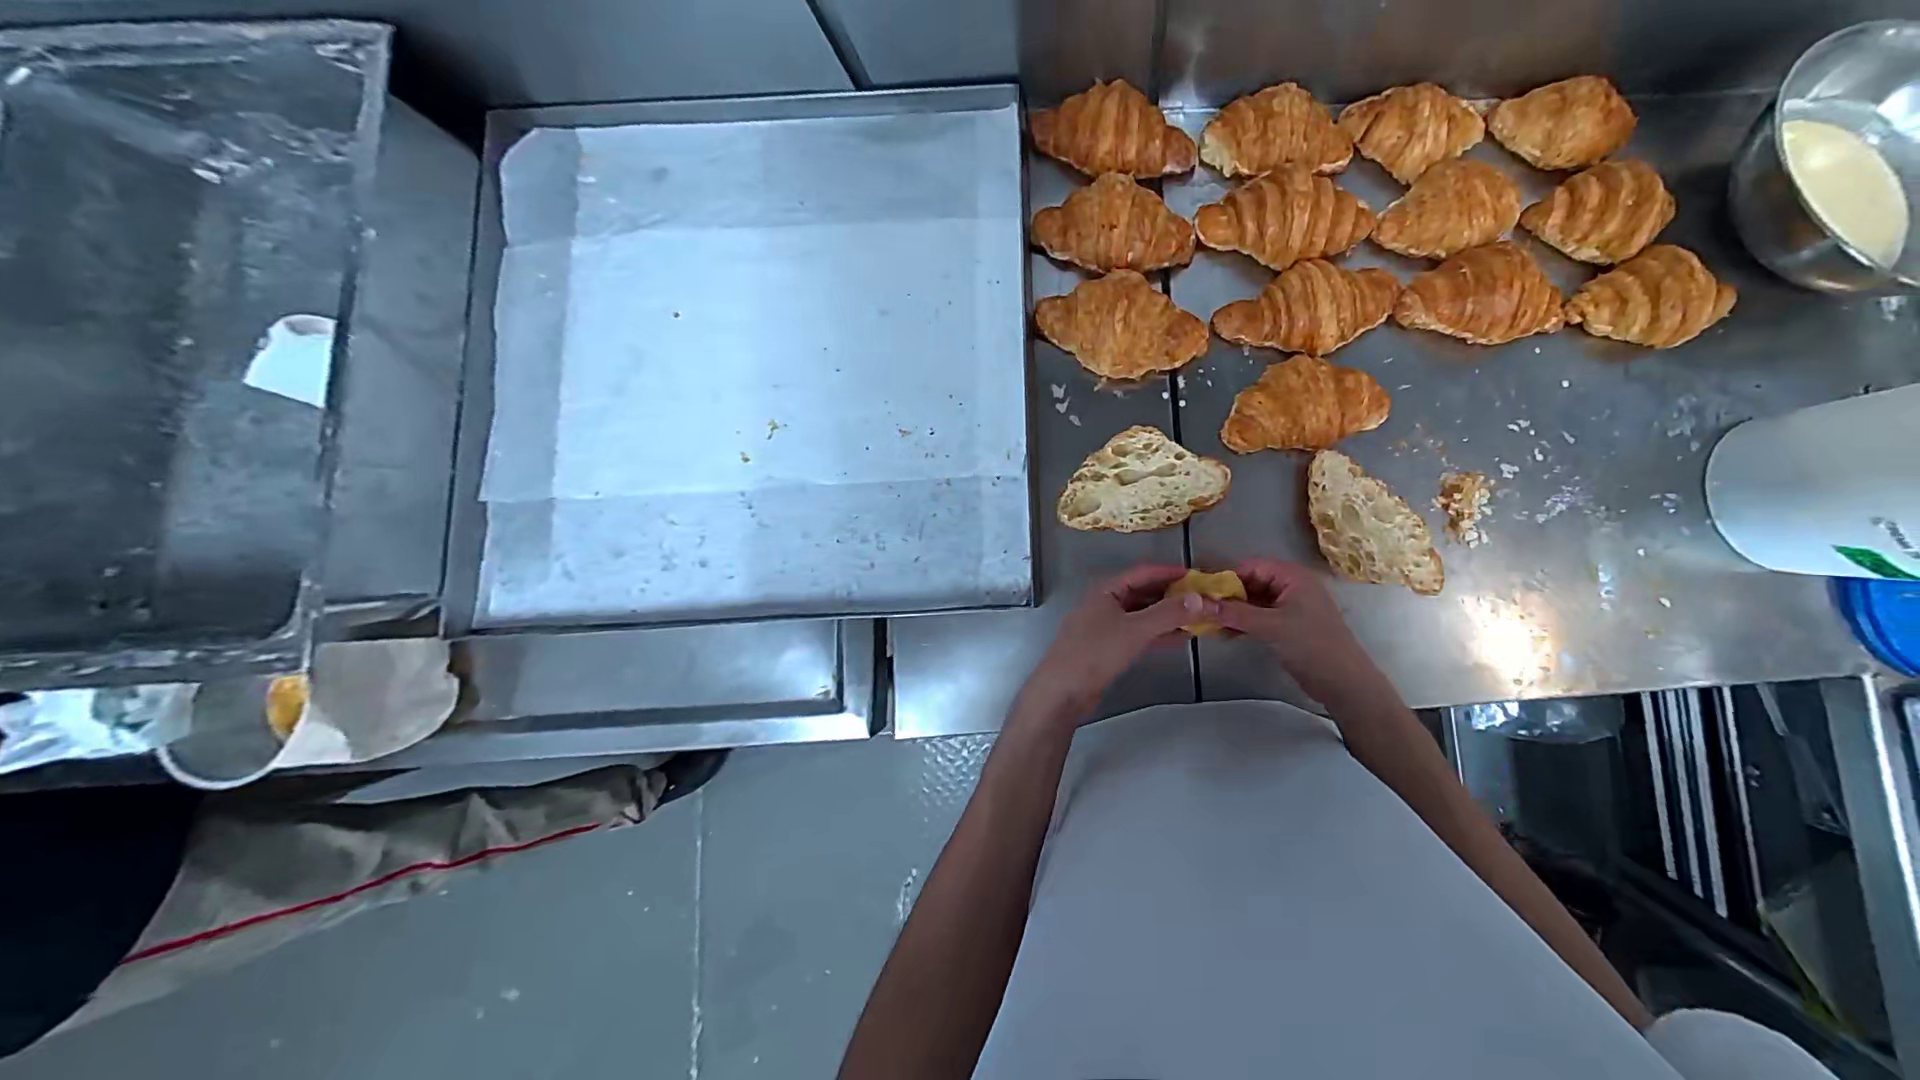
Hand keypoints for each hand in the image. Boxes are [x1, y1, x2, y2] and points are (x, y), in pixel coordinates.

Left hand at [1011, 564, 1206, 728]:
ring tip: (1198, 618)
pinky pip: (1138, 634)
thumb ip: (1168, 613)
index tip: (1199, 576)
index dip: (1171, 572)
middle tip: (1203, 599)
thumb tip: (1201, 599)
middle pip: (1143, 593)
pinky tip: (1180, 637)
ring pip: (1142, 615)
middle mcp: (1104, 604)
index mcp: (1105, 590)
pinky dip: (1158, 633)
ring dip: (1168, 616)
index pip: (1143, 573)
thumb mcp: (1134, 629)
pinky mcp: (1107, 648)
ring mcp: (1104, 627)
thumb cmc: (1094, 653)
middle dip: (1173, 595)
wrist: (1062, 690)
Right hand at [1215, 558, 1373, 699]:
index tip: (1204, 591)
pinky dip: (1242, 623)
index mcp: (1293, 577)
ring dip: (1233, 612)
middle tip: (1203, 608)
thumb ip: (1235, 613)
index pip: (1252, 567)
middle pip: (1251, 583)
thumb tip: (1201, 603)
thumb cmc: (1311, 644)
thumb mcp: (1270, 626)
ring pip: (1253, 602)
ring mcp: (1290, 607)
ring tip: (1209, 622)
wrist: (1343, 681)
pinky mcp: (1287, 626)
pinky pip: (1258, 617)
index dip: (1227, 577)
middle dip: (1228, 596)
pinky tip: (1224, 633)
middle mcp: (1291, 587)